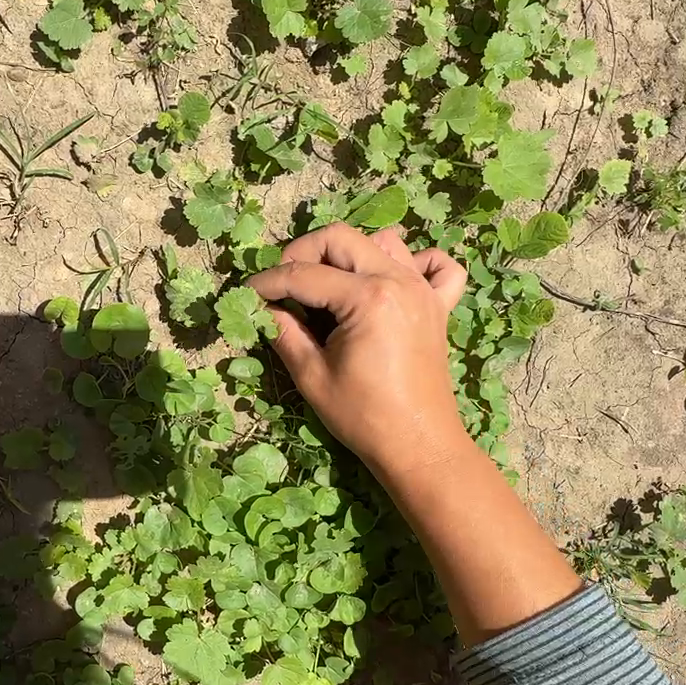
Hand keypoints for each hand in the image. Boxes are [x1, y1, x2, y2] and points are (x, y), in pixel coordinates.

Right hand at [246, 224, 469, 481]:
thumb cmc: (363, 416)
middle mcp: (399, 280)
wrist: (418, 445)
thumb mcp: (311, 376)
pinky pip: (436, 265)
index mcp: (367, 298)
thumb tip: (260, 308)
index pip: (304, 274)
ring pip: (382, 242)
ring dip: (348, 254)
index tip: (246, 293)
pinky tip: (391, 281)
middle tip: (282, 286)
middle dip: (302, 254)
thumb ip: (283, 332)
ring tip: (327, 284)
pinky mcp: (438, 305)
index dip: (268, 282)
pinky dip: (415, 262)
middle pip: (340, 239)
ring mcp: (424, 289)